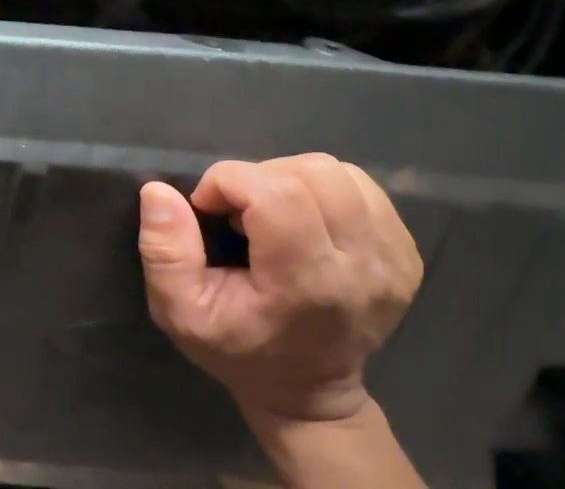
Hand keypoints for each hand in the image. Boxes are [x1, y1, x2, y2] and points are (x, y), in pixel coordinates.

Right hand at [137, 155, 422, 423]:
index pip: (277, 194)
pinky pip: (365, 190)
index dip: (228, 181)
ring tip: (271, 211)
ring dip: (293, 178)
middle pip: (315, 174)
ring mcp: (391, 262)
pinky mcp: (405, 256)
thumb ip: (164, 251)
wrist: (308, 390)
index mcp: (305, 282)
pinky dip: (325, 190)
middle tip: (240, 210)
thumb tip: (159, 192)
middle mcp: (361, 267)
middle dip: (260, 175)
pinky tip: (304, 218)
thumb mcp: (178, 310)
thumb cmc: (235, 348)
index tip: (207, 207)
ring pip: (343, 174)